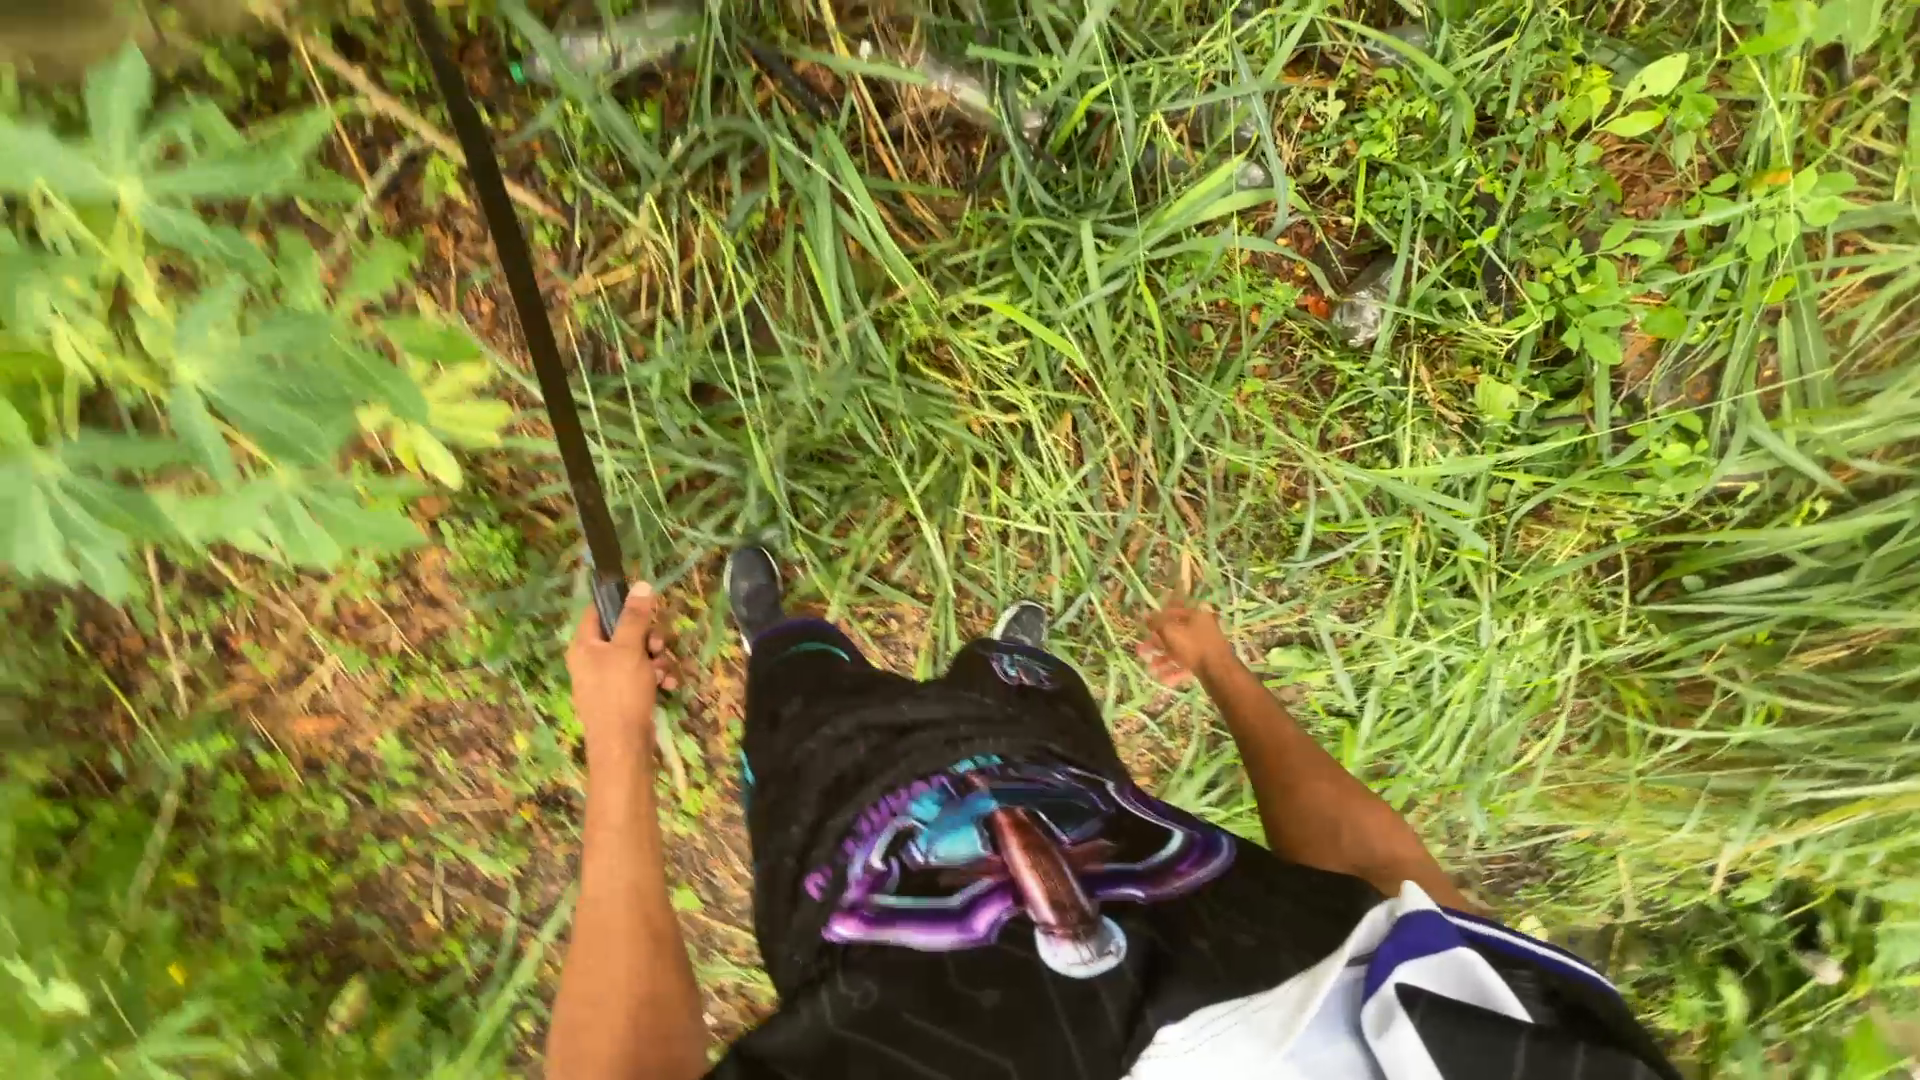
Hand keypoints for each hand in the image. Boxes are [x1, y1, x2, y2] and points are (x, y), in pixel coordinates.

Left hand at [566, 582, 677, 770]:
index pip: (598, 610)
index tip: (647, 607)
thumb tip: (641, 585)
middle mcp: (592, 659)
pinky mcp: (622, 694)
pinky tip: (668, 685)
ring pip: (639, 654)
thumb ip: (635, 617)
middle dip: (649, 638)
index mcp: (584, 645)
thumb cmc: (620, 693)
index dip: (622, 604)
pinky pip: (642, 675)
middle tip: (658, 647)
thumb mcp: (629, 649)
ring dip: (658, 660)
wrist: (623, 745)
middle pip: (625, 632)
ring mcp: (607, 678)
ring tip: (664, 673)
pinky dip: (657, 677)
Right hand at [1138, 596, 1234, 685]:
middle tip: (1143, 650)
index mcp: (1196, 615)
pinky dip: (1175, 669)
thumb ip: (1157, 622)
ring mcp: (1205, 645)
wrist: (1218, 671)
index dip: (1157, 618)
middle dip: (1157, 643)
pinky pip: (1187, 662)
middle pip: (1174, 633)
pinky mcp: (1206, 661)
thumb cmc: (1193, 645)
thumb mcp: (1170, 631)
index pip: (1173, 611)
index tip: (1145, 627)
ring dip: (1163, 658)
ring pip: (1179, 649)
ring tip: (1151, 668)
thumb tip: (1146, 616)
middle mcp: (1202, 627)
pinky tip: (1164, 679)